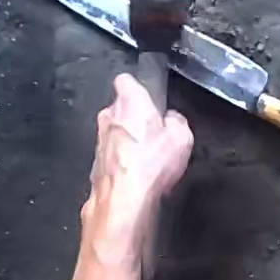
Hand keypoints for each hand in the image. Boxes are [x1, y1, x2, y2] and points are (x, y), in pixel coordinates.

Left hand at [85, 74, 192, 244]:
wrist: (125, 200)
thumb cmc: (150, 164)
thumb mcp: (183, 136)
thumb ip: (177, 121)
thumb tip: (172, 121)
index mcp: (129, 101)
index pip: (127, 80)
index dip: (139, 88)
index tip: (150, 97)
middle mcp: (108, 117)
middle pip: (121, 110)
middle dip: (137, 119)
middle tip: (158, 134)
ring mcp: (99, 142)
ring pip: (117, 135)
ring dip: (131, 144)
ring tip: (152, 160)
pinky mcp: (96, 165)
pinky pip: (114, 158)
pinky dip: (125, 164)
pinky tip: (142, 177)